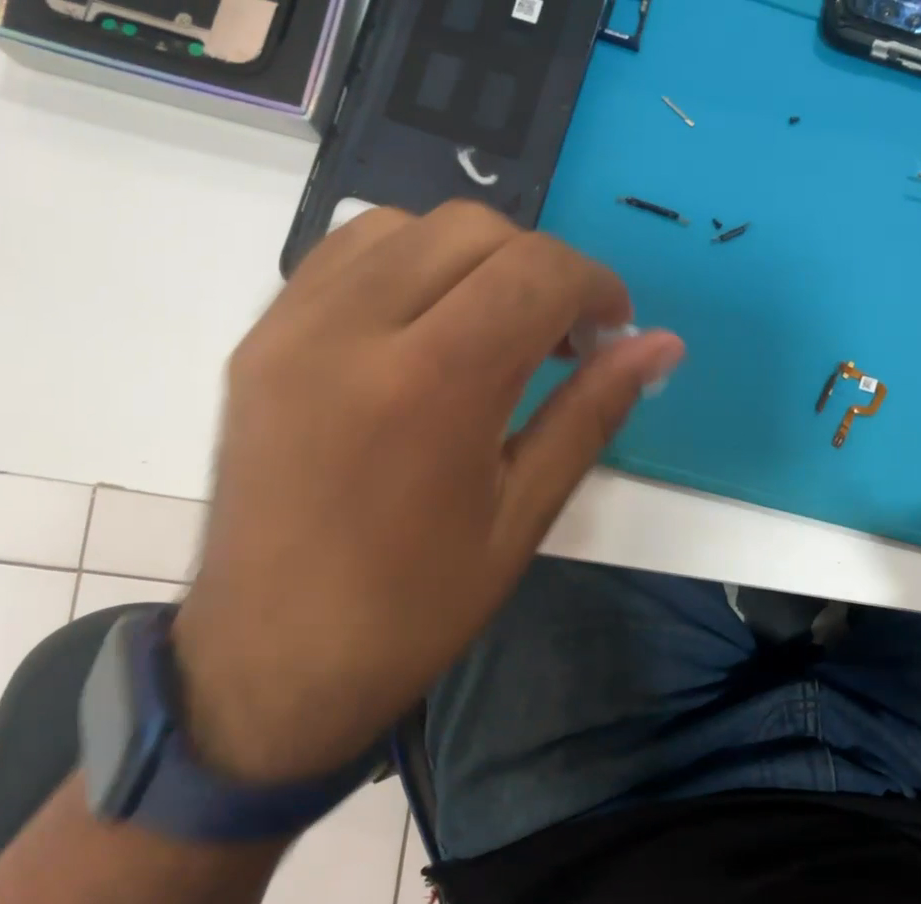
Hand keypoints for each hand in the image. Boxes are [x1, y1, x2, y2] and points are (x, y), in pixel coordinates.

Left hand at [171, 201, 685, 782]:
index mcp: (433, 386)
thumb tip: (661, 346)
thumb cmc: (418, 608)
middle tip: (564, 340)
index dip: (594, 285)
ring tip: (496, 331)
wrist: (276, 659)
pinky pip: (343, 257)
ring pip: (404, 226)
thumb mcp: (524, 515)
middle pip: (472, 231)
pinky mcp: (259, 340)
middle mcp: (353, 330)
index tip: (614, 329)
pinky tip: (429, 330)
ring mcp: (291, 327)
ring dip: (473, 260)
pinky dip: (407, 266)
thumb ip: (591, 413)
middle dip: (540, 269)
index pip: (534, 272)